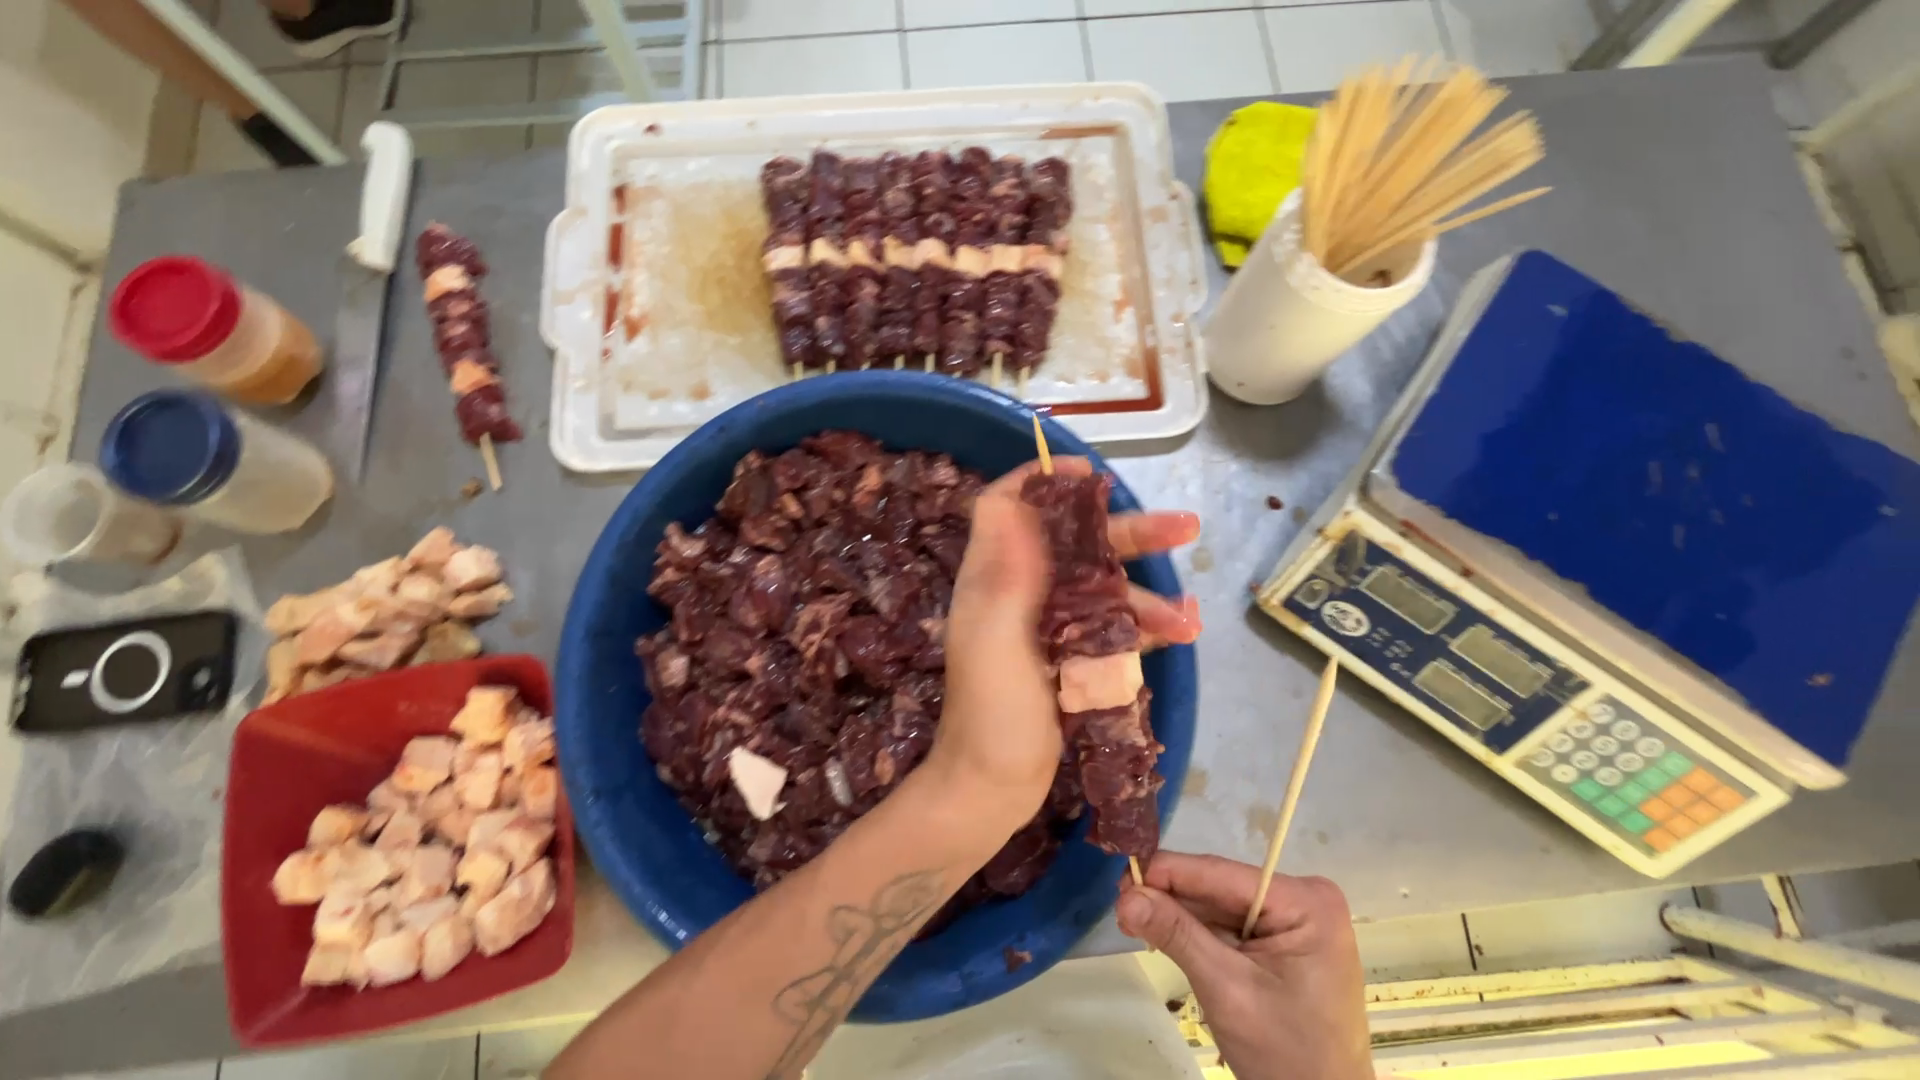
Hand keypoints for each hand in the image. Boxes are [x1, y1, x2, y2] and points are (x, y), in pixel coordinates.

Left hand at [925, 459, 1202, 827]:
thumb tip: (1012, 500)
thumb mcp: (993, 637)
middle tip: (1186, 527)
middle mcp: (1022, 593)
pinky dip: (1146, 628)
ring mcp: (1050, 627)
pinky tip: (1183, 633)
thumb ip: (1007, 572)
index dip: (1043, 482)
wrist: (993, 787)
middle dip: (1128, 534)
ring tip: (1190, 618)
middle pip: (1076, 544)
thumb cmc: (991, 713)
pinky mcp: (1073, 658)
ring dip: (1148, 595)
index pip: (1008, 507)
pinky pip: (1115, 630)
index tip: (1090, 474)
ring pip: (1105, 589)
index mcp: (995, 579)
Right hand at [1118, 853, 1371, 1079]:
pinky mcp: (1285, 939)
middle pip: (1218, 886)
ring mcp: (1296, 919)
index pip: (1220, 873)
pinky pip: (1231, 923)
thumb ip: (1176, 934)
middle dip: (1170, 897)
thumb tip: (1125, 896)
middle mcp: (1303, 897)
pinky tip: (1165, 934)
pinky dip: (1197, 931)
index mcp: (1304, 900)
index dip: (1166, 872)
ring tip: (1134, 921)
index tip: (1120, 879)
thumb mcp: (1226, 989)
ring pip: (1220, 904)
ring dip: (1179, 915)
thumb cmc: (1286, 1053)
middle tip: (1121, 908)